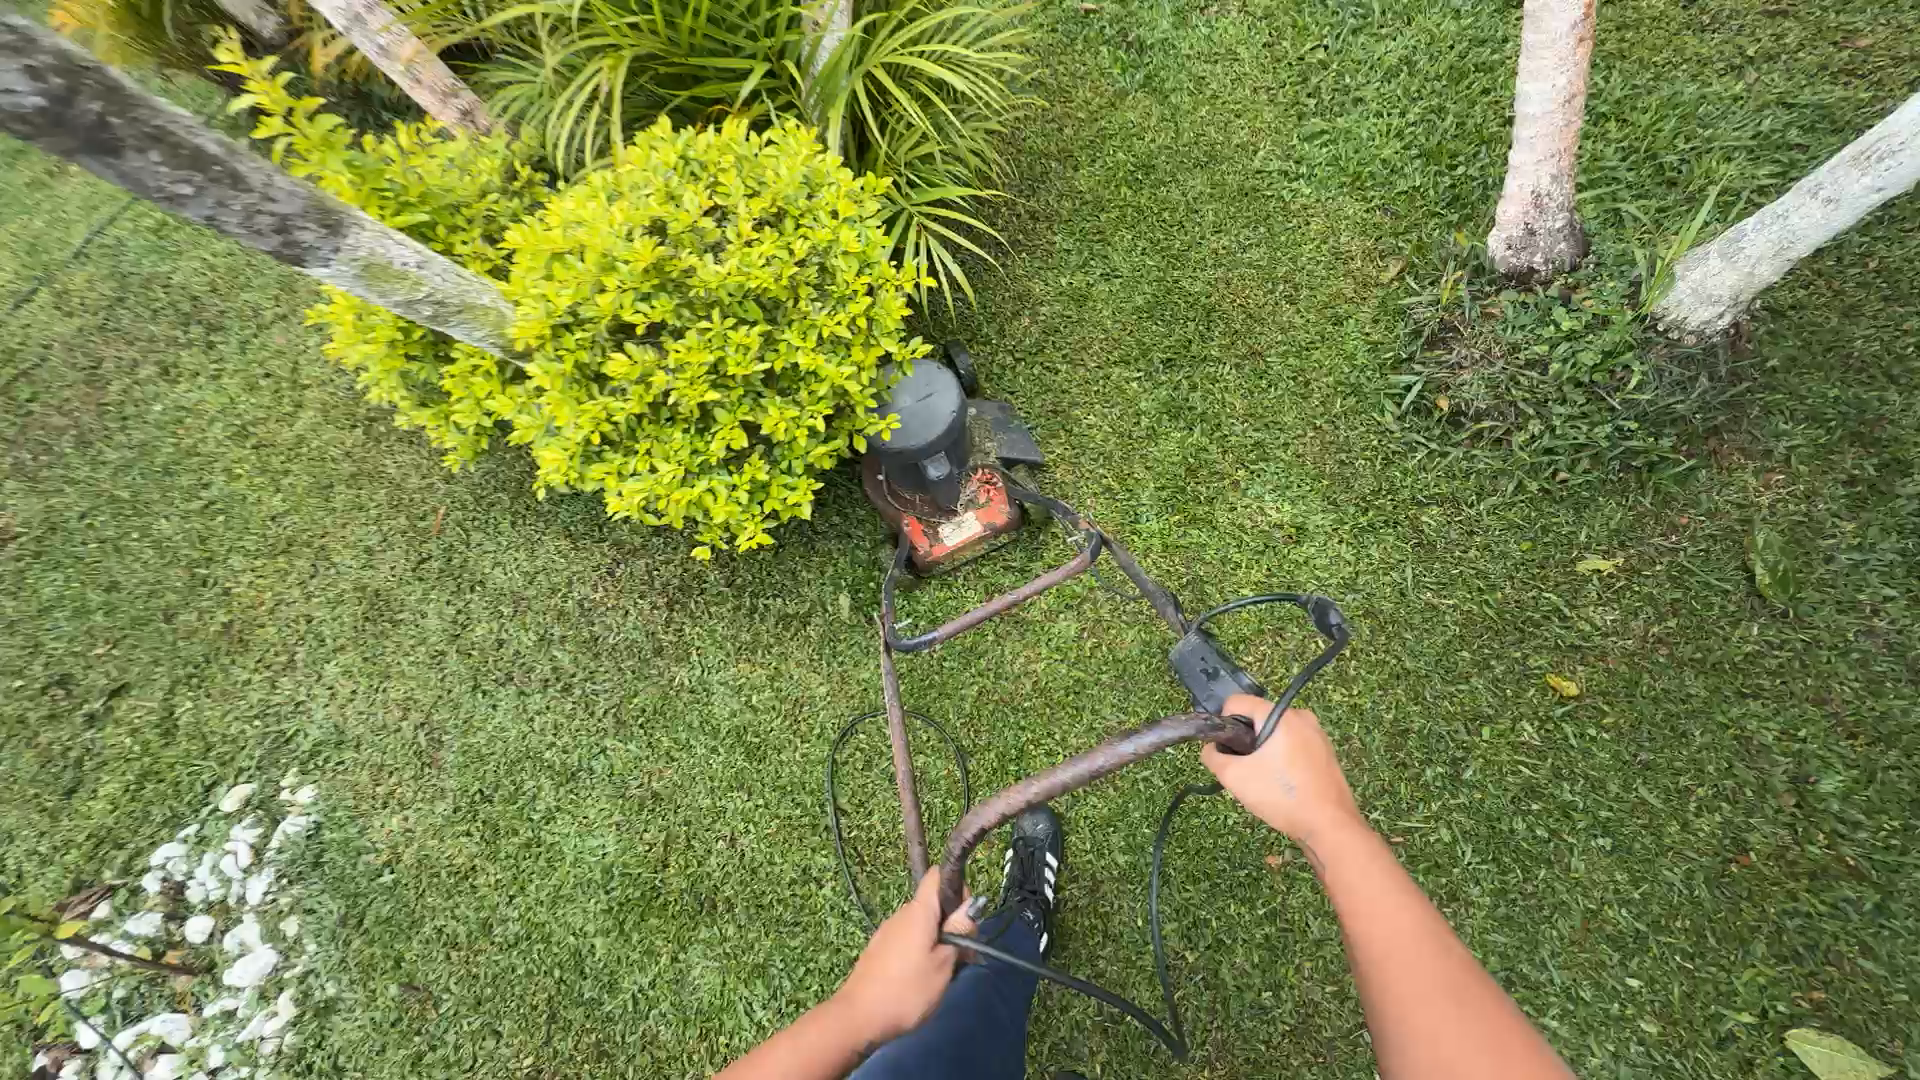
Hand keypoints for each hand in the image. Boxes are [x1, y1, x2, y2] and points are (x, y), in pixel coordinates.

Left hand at [830, 869, 978, 1044]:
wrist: (858, 1016)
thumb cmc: (907, 990)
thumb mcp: (943, 965)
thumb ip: (958, 933)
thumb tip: (968, 910)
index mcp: (919, 910)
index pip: (938, 874)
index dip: (957, 887)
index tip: (966, 917)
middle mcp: (903, 913)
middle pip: (933, 904)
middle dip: (952, 923)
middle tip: (962, 954)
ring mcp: (889, 930)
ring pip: (922, 924)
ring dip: (937, 939)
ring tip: (943, 971)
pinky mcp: (881, 947)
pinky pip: (908, 938)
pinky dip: (921, 950)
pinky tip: (921, 977)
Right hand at [1201, 694, 1368, 848]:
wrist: (1331, 827)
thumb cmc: (1282, 797)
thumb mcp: (1233, 777)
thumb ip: (1212, 756)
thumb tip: (1211, 748)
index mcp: (1281, 715)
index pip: (1236, 702)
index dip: (1223, 723)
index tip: (1226, 749)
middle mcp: (1301, 717)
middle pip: (1256, 718)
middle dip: (1244, 741)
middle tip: (1244, 769)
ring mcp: (1317, 734)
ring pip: (1273, 733)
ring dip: (1262, 751)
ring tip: (1263, 779)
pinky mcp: (1325, 752)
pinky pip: (1291, 745)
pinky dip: (1280, 758)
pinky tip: (1281, 783)